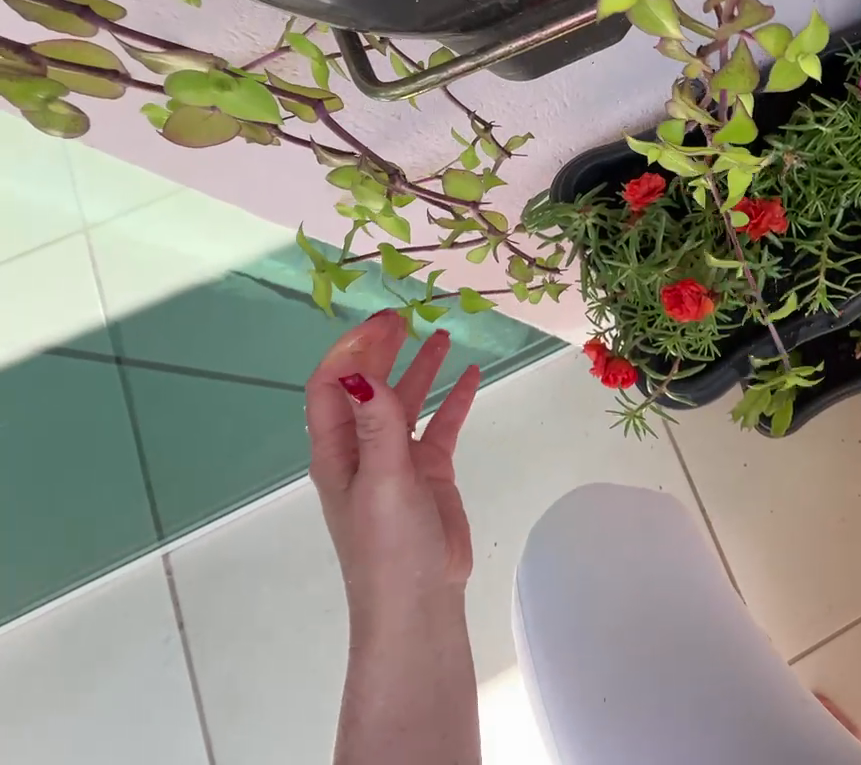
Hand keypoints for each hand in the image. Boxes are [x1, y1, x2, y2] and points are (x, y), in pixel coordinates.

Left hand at [304, 309, 480, 624]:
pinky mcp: (429, 471)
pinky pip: (441, 424)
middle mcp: (363, 449)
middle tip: (407, 318)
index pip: (334, 389)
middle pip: (368, 389)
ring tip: (442, 335)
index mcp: (338, 453)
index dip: (353, 353)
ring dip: (420, 369)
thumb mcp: (385, 483)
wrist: (418, 596)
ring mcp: (398, 460)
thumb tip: (363, 376)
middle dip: (382, 352)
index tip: (384, 324)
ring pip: (406, 402)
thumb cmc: (391, 544)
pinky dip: (455, 399)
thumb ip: (379, 428)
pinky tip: (472, 376)